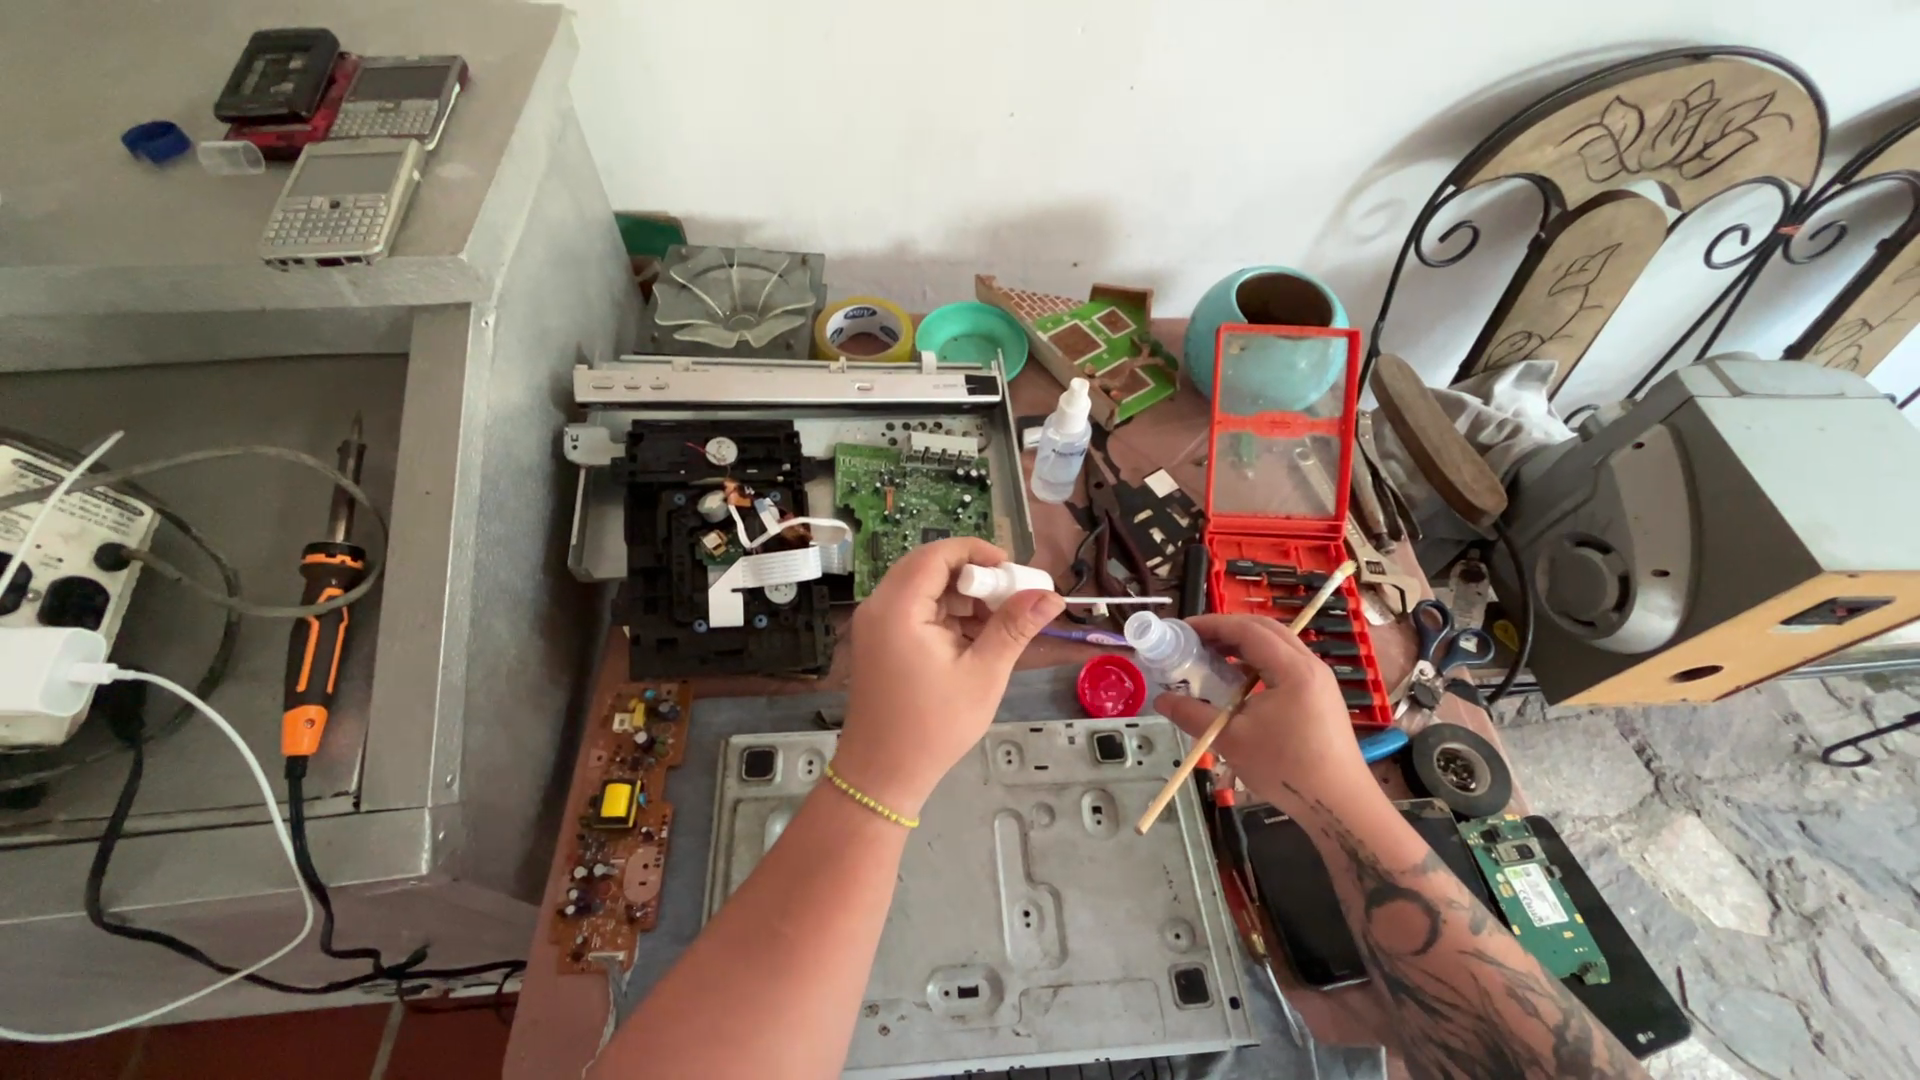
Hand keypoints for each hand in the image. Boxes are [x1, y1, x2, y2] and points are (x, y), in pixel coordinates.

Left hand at [837, 538, 1064, 816]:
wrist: (883, 775)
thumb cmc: (934, 726)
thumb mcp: (983, 673)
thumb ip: (1015, 627)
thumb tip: (1051, 595)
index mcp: (898, 608)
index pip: (937, 555)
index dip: (977, 552)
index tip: (1012, 569)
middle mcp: (879, 607)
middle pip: (928, 568)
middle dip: (973, 577)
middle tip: (1010, 596)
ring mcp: (875, 625)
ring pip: (923, 590)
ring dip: (961, 598)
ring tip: (999, 622)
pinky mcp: (879, 643)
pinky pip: (914, 612)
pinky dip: (945, 616)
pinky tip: (975, 639)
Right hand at [1152, 614, 1373, 820]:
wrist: (1340, 804)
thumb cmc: (1286, 769)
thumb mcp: (1231, 740)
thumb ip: (1192, 715)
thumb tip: (1160, 700)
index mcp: (1292, 669)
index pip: (1248, 630)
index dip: (1212, 625)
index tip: (1183, 630)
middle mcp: (1310, 665)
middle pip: (1265, 629)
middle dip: (1227, 629)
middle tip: (1194, 640)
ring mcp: (1319, 680)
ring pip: (1277, 645)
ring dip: (1243, 644)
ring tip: (1211, 656)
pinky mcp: (1321, 696)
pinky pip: (1285, 663)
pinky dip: (1258, 661)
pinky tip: (1238, 681)